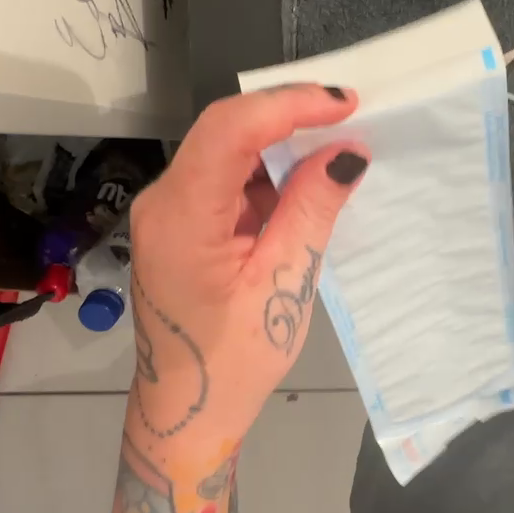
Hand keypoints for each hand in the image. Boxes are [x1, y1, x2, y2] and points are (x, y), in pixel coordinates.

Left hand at [125, 85, 367, 455]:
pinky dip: (269, 174)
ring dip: (282, 144)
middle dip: (288, 116)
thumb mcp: (284, 284)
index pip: (230, 130)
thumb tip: (347, 153)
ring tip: (337, 145)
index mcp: (182, 218)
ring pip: (227, 151)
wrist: (188, 409)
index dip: (288, 105)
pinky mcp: (184, 224)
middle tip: (349, 115)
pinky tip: (306, 180)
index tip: (344, 103)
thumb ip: (313, 210)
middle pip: (225, 131)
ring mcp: (170, 211)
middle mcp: (164, 202)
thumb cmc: (235, 360)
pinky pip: (227, 179)